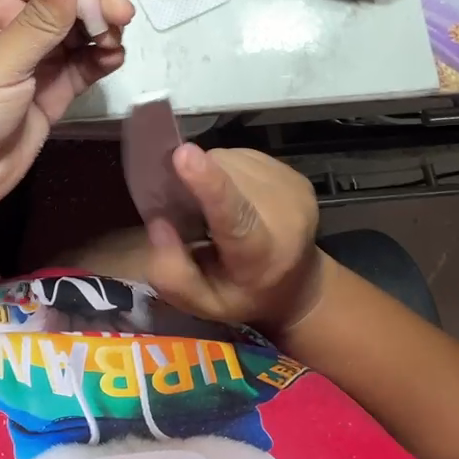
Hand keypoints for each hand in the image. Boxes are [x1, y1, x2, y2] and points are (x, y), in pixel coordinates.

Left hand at [0, 0, 133, 216]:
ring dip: (102, 26)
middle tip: (120, 12)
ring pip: (77, 29)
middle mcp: (11, 28)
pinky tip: (114, 56)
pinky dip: (102, 57)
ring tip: (117, 34)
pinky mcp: (51, 91)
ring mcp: (33, 60)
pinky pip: (83, 64)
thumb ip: (38, 18)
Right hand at [143, 146, 326, 333]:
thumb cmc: (241, 295)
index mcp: (258, 257)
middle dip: (193, 183)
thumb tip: (158, 222)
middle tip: (187, 210)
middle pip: (221, 178)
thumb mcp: (200, 304)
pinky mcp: (293, 172)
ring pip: (226, 160)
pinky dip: (225, 170)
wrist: (300, 285)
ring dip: (209, 174)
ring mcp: (292, 190)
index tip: (183, 155)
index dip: (208, 184)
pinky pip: (240, 156)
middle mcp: (284, 216)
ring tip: (213, 205)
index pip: (234, 217)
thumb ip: (171, 272)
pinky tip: (234, 194)